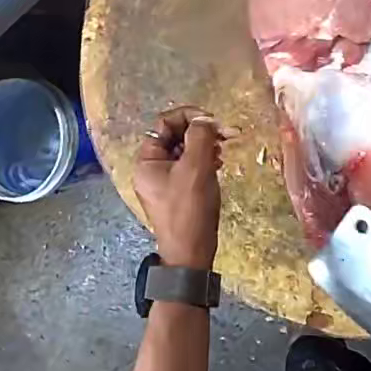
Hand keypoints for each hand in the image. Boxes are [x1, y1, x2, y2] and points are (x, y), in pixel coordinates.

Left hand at [134, 106, 227, 269]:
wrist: (190, 253)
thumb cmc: (189, 209)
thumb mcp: (196, 167)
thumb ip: (200, 137)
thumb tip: (205, 120)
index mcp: (146, 160)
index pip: (165, 123)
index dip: (190, 117)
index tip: (214, 123)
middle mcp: (151, 168)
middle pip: (175, 135)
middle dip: (200, 132)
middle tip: (224, 136)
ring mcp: (163, 181)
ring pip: (184, 151)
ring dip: (204, 146)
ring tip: (221, 153)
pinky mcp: (176, 192)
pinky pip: (189, 167)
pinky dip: (203, 161)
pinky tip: (217, 165)